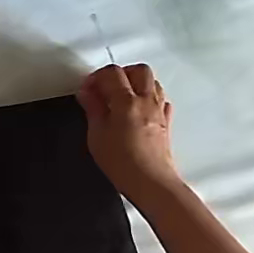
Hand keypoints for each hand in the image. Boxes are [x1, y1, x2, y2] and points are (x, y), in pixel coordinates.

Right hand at [77, 63, 181, 203]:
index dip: (96, 77)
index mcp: (126, 101)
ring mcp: (158, 111)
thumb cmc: (125, 163)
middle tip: (105, 86)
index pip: (112, 73)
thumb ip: (92, 109)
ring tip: (120, 96)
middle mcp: (146, 101)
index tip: (88, 88)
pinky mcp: (166, 123)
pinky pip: (161, 100)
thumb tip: (87, 94)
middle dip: (120, 73)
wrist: (150, 182)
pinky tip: (138, 109)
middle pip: (138, 70)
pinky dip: (149, 99)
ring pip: (153, 82)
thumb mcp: (96, 135)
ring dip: (136, 83)